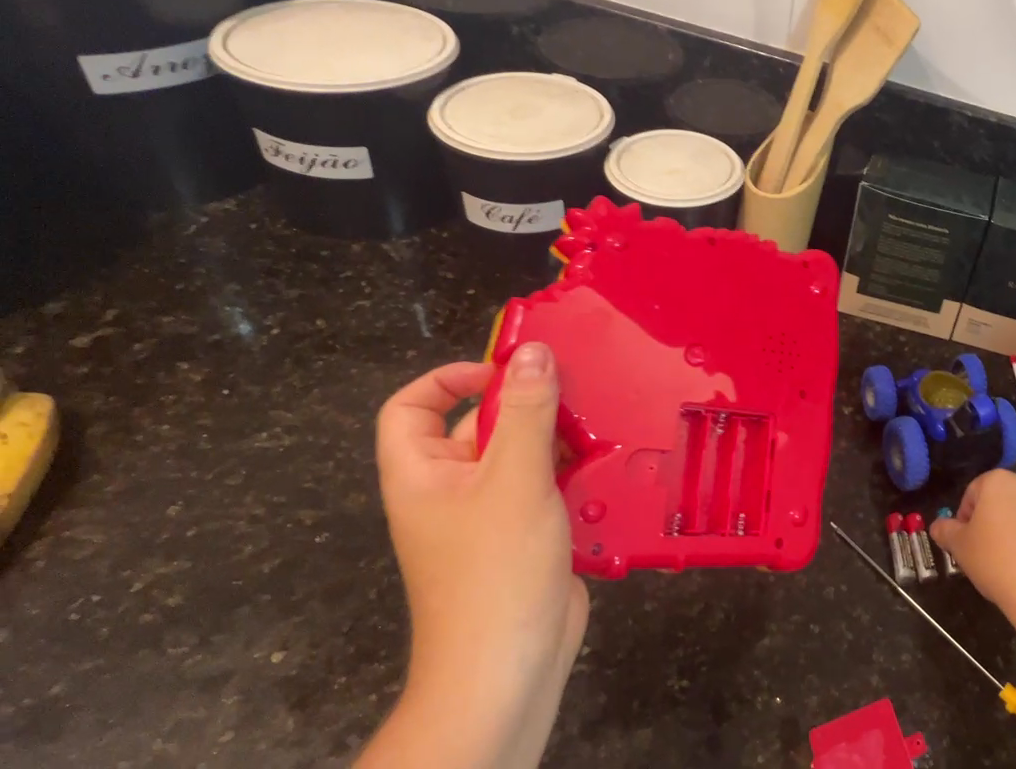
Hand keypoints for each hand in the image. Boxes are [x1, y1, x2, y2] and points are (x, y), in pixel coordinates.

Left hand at [363, 343, 585, 767]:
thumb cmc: (496, 567)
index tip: (505, 371)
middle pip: (474, 427)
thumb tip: (533, 351)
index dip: (449, 379)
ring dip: (553, 438)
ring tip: (597, 426)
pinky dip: (568, 470)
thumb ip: (526, 412)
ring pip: (516, 455)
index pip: (411, 407)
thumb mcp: (514, 478)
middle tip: (573, 392)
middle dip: (522, 406)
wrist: (508, 664)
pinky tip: (604, 465)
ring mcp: (487, 516)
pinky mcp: (523, 535)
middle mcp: (448, 490)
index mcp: (422, 474)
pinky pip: (541, 485)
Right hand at [931, 470, 1015, 620]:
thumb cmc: (995, 559)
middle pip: (997, 500)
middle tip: (980, 552)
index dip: (963, 518)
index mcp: (997, 481)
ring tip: (1002, 562)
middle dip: (986, 522)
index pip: (971, 492)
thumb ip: (945, 531)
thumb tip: (937, 525)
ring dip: (1007, 531)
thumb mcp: (960, 546)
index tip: (963, 542)